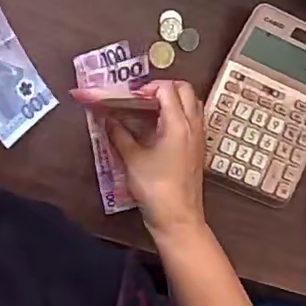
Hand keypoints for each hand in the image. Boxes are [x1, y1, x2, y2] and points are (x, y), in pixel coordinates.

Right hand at [104, 80, 208, 242]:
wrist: (178, 218)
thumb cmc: (155, 188)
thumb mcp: (131, 159)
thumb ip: (118, 134)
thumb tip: (106, 118)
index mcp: (178, 124)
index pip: (168, 89)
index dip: (148, 87)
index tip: (131, 97)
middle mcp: (193, 126)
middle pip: (185, 90)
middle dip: (164, 88)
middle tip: (143, 98)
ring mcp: (199, 138)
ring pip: (192, 104)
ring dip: (173, 100)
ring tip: (150, 110)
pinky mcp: (198, 149)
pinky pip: (193, 119)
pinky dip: (179, 114)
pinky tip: (159, 127)